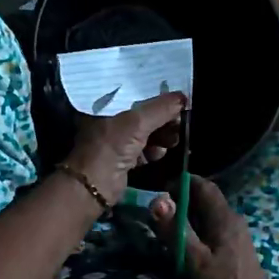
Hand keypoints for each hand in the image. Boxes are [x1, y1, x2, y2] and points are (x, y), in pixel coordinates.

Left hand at [63, 92, 185, 204]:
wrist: (94, 186)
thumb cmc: (111, 147)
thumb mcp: (137, 122)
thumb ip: (162, 108)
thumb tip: (184, 97)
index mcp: (107, 104)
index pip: (139, 92)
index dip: (160, 96)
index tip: (179, 102)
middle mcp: (112, 118)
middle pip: (148, 113)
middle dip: (165, 119)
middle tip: (177, 124)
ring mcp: (118, 138)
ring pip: (150, 131)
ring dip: (163, 136)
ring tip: (169, 141)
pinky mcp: (125, 156)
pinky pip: (147, 147)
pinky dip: (155, 150)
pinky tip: (156, 154)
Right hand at [151, 177, 278, 278]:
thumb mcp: (193, 260)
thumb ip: (175, 230)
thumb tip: (157, 200)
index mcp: (225, 218)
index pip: (205, 186)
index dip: (183, 183)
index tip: (161, 190)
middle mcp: (234, 221)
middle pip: (208, 200)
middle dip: (185, 200)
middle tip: (160, 211)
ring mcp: (239, 237)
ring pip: (212, 216)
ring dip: (191, 217)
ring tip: (169, 229)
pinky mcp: (238, 252)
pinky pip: (216, 231)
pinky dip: (200, 231)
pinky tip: (188, 248)